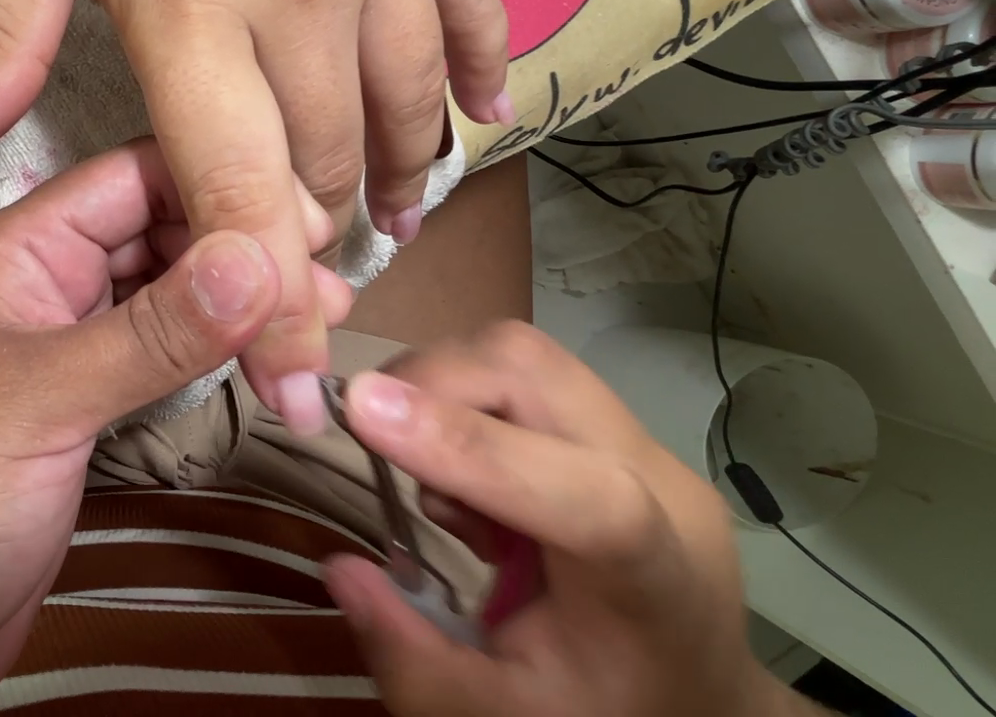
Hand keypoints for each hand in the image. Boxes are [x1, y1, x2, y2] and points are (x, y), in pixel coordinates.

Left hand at [0, 139, 350, 714]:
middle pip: (160, 234)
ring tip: (325, 321)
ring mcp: (69, 345)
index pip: (134, 179)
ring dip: (239, 305)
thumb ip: (151, 333)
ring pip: (168, 297)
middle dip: (243, 250)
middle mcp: (48, 283)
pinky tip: (266, 361)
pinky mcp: (86, 406)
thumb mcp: (42, 400)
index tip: (310, 216)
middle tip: (334, 287)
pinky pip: (161, 357)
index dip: (220, 184)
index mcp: (21, 250)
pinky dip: (215, 354)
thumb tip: (257, 255)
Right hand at [323, 323, 795, 716]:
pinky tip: (464, 476)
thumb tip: (338, 567)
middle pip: (534, 373)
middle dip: (427, 384)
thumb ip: (410, 657)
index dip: (469, 445)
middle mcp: (661, 486)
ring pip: (516, 353)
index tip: (361, 410)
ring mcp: (636, 439)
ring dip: (439, 388)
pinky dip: (457, 397)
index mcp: (655, 585)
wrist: (696, 693)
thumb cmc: (603, 709)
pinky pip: (514, 371)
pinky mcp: (604, 420)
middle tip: (371, 434)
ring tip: (433, 477)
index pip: (587, 496)